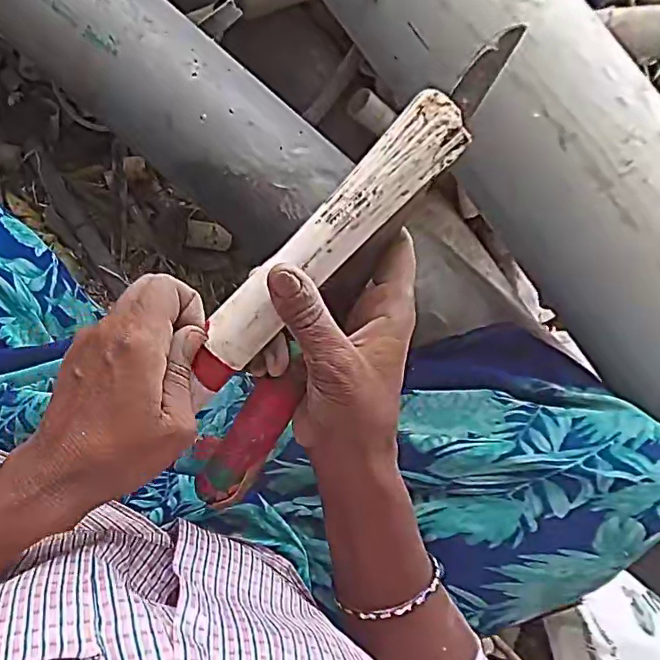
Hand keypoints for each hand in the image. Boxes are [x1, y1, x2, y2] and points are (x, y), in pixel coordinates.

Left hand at [8, 274, 205, 527]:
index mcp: (136, 342)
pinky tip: (133, 392)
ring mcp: (87, 342)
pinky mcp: (76, 356)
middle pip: (149, 292)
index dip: (190, 308)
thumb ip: (188, 372)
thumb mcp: (177, 425)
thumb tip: (192, 341)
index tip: (194, 344)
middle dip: (174, 317)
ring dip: (152, 337)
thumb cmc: (115, 457)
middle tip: (182, 358)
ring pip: (131, 315)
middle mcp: (108, 332)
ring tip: (157, 384)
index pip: (168, 286)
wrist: (59, 473)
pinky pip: (113, 337)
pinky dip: (130, 351)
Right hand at [266, 230, 415, 460]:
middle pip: (339, 266)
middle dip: (310, 264)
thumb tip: (281, 274)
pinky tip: (268, 351)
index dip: (376, 222)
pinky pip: (288, 322)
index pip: (391, 249)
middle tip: (281, 261)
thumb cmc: (358, 414)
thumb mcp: (335, 361)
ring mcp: (334, 327)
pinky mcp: (310, 344)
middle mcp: (362, 311)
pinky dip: (274, 331)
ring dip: (285, 305)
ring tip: (273, 325)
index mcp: (387, 309)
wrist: (343, 456)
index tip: (347, 203)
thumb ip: (308, 316)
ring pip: (308, 294)